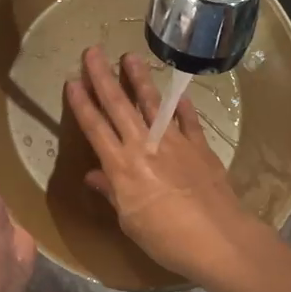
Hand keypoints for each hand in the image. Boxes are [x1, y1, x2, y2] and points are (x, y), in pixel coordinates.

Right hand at [63, 46, 264, 282]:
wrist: (218, 239)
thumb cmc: (166, 238)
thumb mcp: (129, 221)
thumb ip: (112, 193)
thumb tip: (93, 175)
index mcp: (121, 166)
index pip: (95, 128)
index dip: (82, 104)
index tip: (72, 81)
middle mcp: (144, 146)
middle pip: (118, 105)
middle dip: (103, 77)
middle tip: (93, 51)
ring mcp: (173, 142)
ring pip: (152, 104)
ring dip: (139, 78)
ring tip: (130, 56)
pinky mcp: (199, 146)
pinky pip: (188, 120)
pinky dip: (181, 105)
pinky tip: (177, 93)